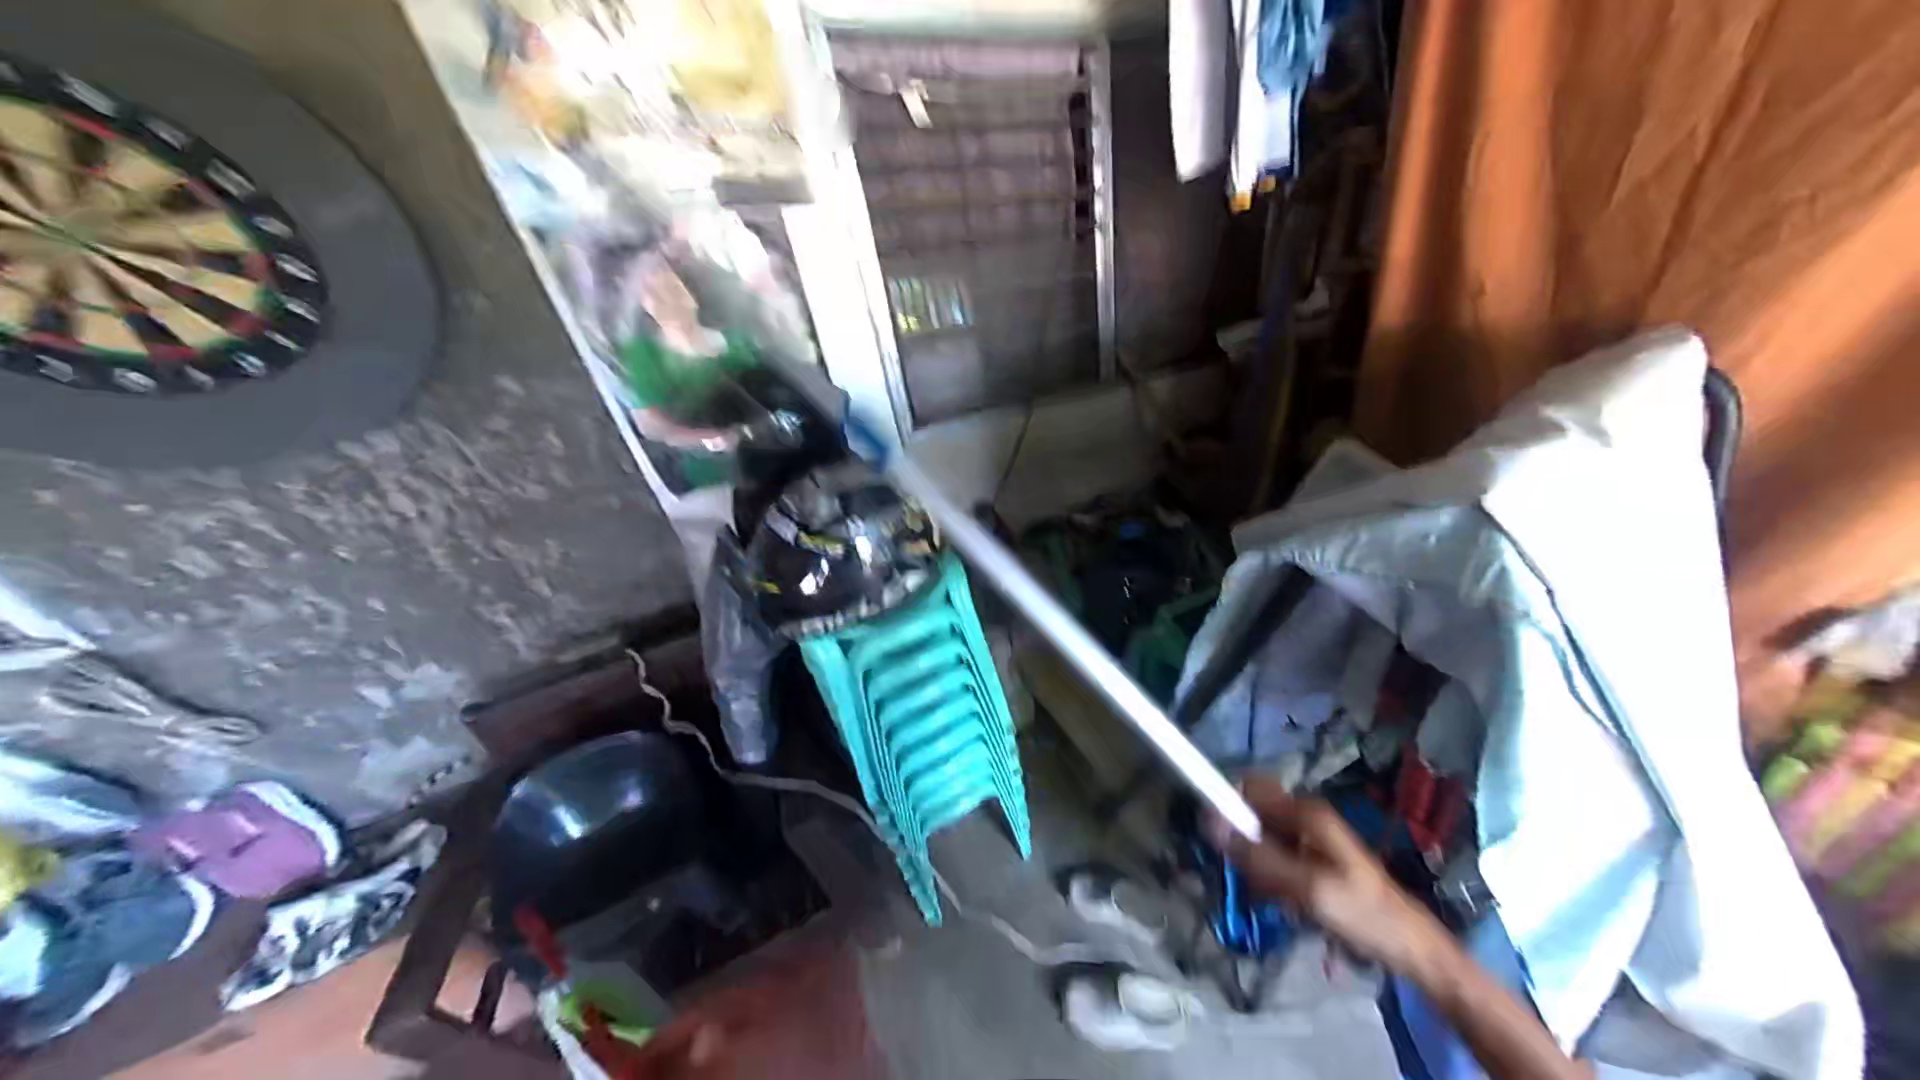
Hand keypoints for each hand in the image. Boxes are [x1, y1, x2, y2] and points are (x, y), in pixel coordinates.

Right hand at [1206, 777, 1452, 977]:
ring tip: (1273, 899)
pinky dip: (1271, 879)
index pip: (1249, 787)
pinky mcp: (1313, 860)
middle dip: (1243, 845)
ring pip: (1261, 840)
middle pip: (1252, 815)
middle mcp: (1305, 816)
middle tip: (1251, 880)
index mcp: (1306, 811)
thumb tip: (1208, 820)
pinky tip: (1285, 904)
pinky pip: (1276, 859)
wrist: (1415, 951)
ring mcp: (1310, 838)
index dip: (1227, 803)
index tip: (1215, 837)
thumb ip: (1258, 856)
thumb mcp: (1307, 887)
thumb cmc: (1365, 914)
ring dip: (1257, 868)